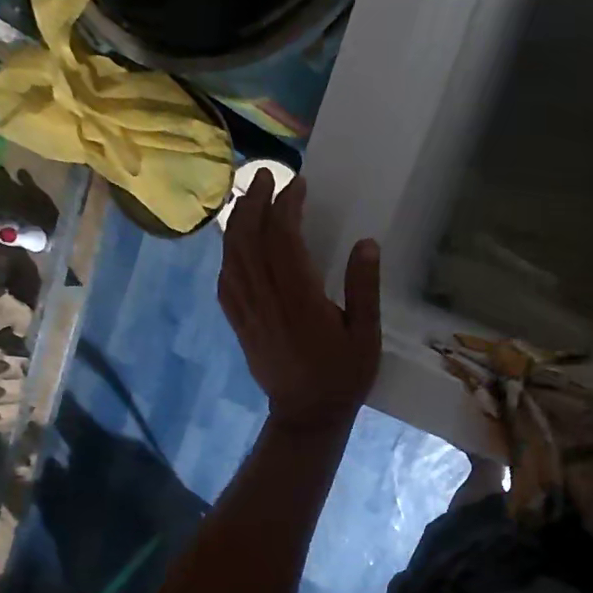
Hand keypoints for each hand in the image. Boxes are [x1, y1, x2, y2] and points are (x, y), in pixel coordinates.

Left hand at [218, 173, 380, 432]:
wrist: (305, 417)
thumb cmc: (342, 377)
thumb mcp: (366, 335)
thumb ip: (364, 289)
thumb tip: (367, 244)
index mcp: (300, 300)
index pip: (283, 241)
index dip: (286, 207)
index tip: (298, 186)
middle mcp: (267, 301)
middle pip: (248, 240)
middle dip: (254, 202)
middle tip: (266, 175)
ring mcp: (247, 313)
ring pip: (231, 258)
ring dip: (237, 222)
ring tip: (249, 198)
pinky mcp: (239, 324)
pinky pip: (225, 282)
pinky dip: (227, 255)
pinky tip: (234, 243)